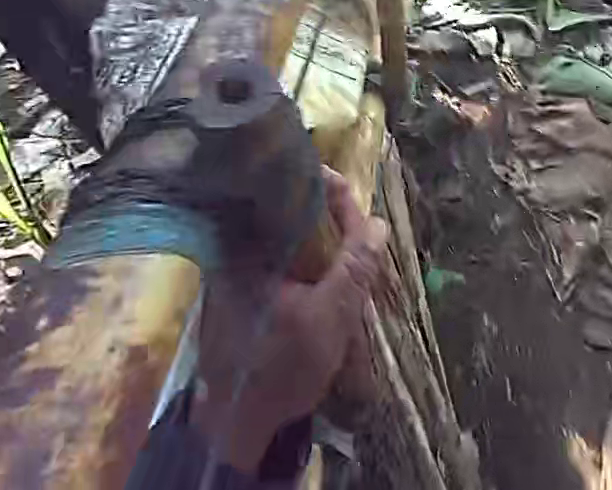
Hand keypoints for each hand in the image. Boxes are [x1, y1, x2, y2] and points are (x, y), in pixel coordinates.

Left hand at [192, 168, 389, 469]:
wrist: (235, 432)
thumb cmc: (280, 369)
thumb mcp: (330, 315)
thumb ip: (355, 266)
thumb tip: (379, 222)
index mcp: (246, 254)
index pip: (287, 201)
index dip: (321, 188)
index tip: (346, 179)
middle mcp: (233, 258)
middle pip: (285, 216)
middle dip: (322, 212)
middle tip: (353, 216)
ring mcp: (233, 277)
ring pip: (282, 239)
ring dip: (314, 237)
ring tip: (344, 238)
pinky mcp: (239, 296)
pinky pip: (276, 260)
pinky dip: (302, 258)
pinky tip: (323, 269)